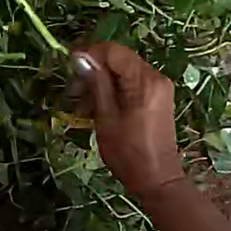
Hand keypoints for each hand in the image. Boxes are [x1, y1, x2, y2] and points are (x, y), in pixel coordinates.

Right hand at [77, 42, 184, 198]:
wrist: (157, 179)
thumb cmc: (128, 152)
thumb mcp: (106, 118)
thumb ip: (96, 84)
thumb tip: (82, 58)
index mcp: (145, 81)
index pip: (114, 51)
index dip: (90, 53)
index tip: (70, 64)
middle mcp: (156, 77)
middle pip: (120, 59)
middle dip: (95, 69)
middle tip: (74, 89)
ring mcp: (160, 86)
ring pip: (125, 71)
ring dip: (103, 81)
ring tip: (84, 103)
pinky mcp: (159, 96)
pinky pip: (133, 83)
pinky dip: (115, 89)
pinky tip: (100, 106)